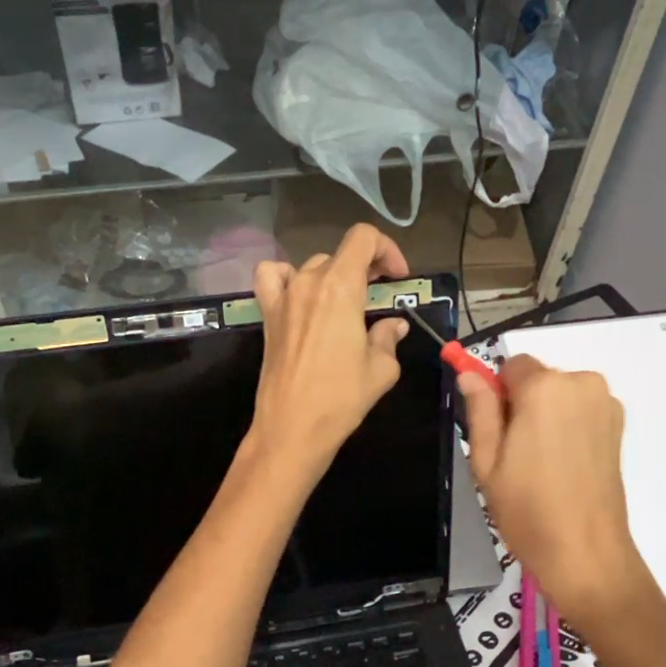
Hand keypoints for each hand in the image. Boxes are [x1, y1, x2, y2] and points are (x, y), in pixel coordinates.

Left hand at [247, 224, 410, 480]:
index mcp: (341, 287)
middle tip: (377, 296)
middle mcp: (309, 282)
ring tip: (343, 301)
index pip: (363, 238)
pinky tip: (299, 296)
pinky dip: (285, 276)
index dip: (386, 249)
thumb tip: (393, 326)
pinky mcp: (268, 316)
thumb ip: (387, 339)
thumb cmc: (341, 399)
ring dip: (332, 276)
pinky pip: (271, 278)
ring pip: (310, 267)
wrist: (292, 428)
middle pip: (340, 255)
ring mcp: (284, 298)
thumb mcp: (380, 370)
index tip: (397, 278)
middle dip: (364, 268)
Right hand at [459, 356, 652, 628]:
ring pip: (561, 396)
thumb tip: (469, 374)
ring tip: (541, 466)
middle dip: (524, 406)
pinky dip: (569, 429)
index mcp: (545, 388)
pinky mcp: (619, 427)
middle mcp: (582, 384)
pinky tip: (564, 468)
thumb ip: (480, 410)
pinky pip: (582, 412)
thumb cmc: (526, 508)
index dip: (497, 394)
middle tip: (515, 456)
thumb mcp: (487, 461)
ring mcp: (606, 404)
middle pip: (540, 379)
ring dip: (548, 417)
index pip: (511, 365)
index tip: (495, 431)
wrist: (584, 551)